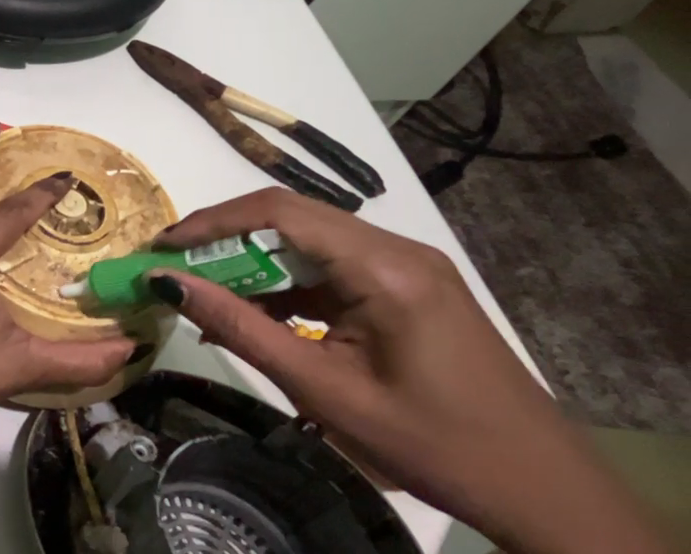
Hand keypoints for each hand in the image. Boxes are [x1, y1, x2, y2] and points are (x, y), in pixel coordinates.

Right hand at [152, 188, 667, 553]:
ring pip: (309, 243)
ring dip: (254, 264)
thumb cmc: (433, 444)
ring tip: (206, 296)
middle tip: (173, 269)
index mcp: (386, 269)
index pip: (279, 212)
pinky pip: (332, 269)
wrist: (545, 495)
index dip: (211, 221)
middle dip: (225, 240)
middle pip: (291, 220)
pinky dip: (287, 286)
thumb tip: (166, 283)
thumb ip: (240, 327)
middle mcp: (398, 252)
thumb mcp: (323, 390)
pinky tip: (257, 316)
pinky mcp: (410, 290)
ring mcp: (408, 269)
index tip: (161, 246)